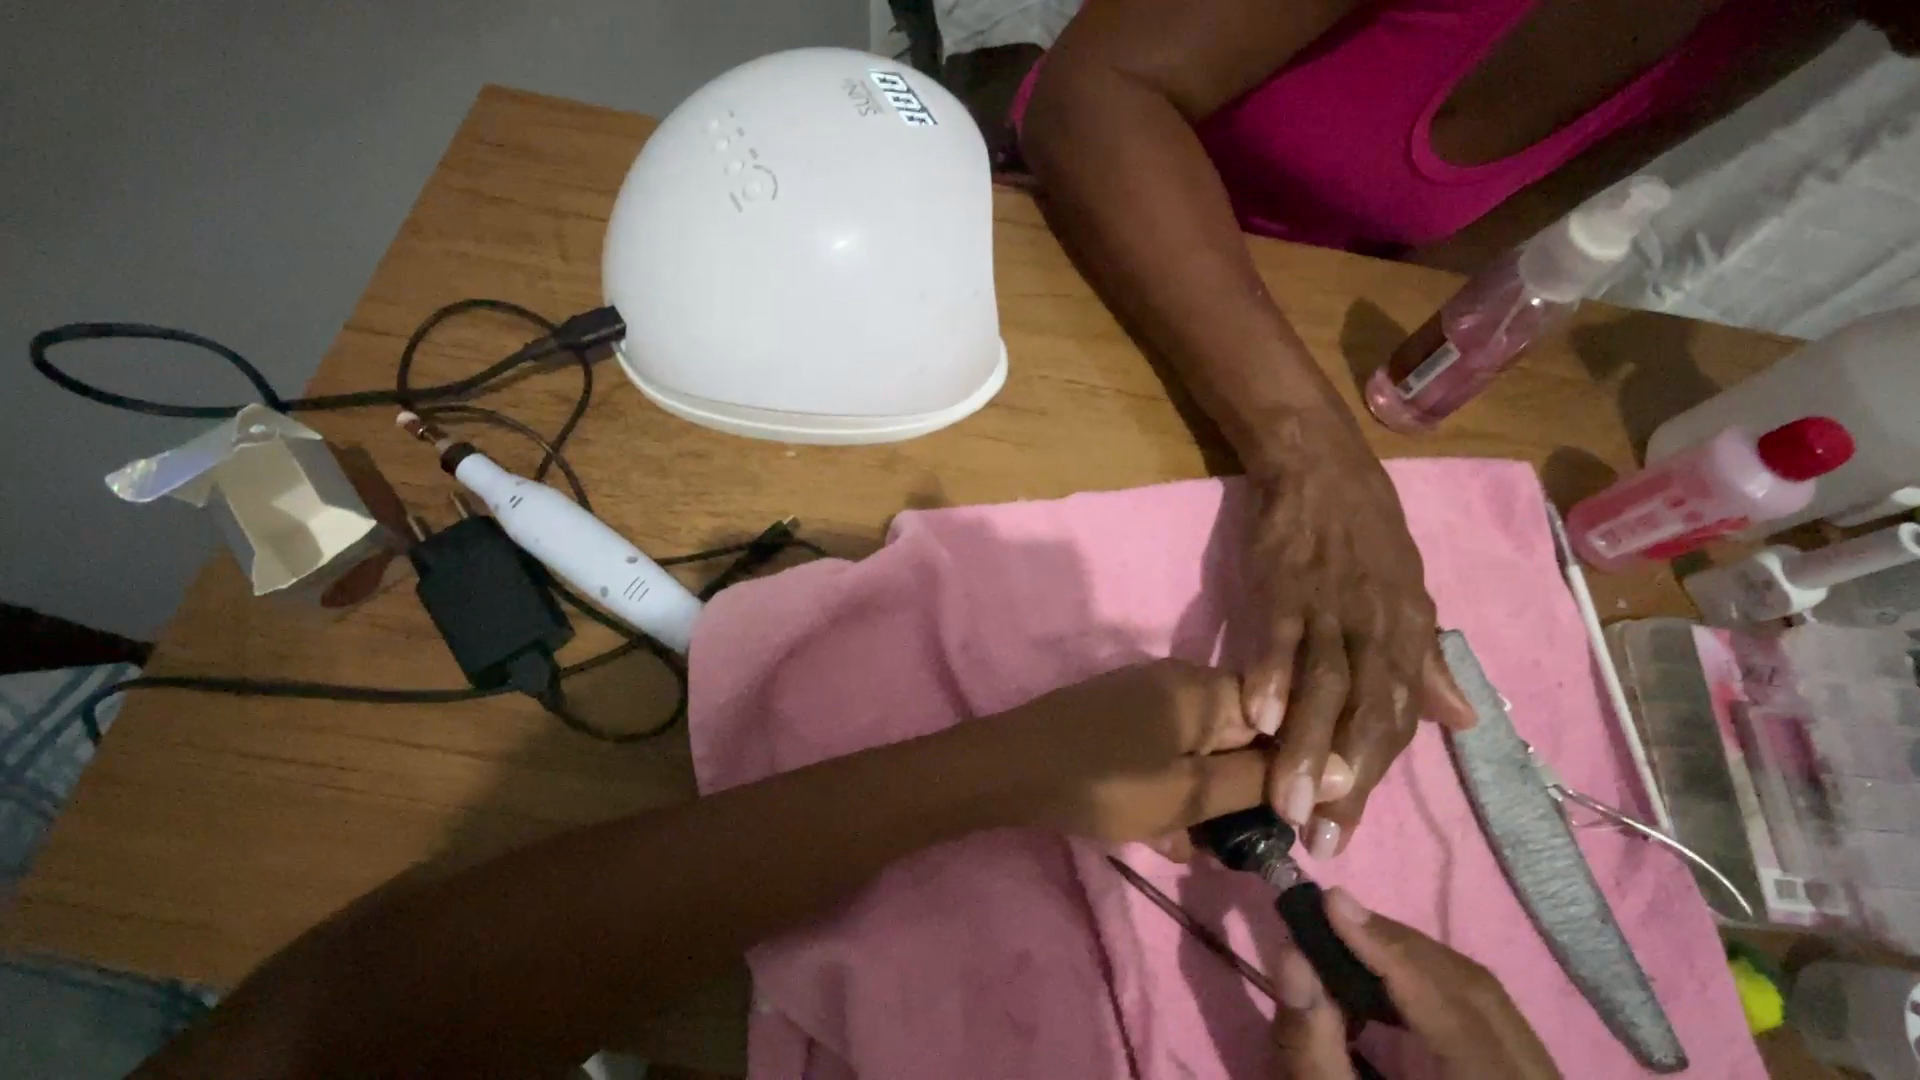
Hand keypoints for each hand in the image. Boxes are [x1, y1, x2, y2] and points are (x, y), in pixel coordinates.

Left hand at [970, 659, 1269, 844]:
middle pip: (1239, 738)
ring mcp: (1143, 700)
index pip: (1281, 717)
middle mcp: (1179, 683)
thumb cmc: (1105, 781)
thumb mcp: (1190, 793)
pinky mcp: (1117, 722)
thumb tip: (1339, 768)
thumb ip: (1261, 782)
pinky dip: (1169, 792)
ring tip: (1193, 847)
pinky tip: (1159, 836)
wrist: (1006, 770)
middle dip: (1243, 794)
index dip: (1293, 771)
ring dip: (1203, 802)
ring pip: (1199, 753)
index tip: (1292, 820)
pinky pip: (1164, 756)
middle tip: (1238, 844)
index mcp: (1205, 689)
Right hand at [1239, 409, 1475, 857]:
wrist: (1321, 469)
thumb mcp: (1409, 596)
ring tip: (1286, 802)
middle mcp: (1378, 629)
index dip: (1373, 777)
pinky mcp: (1286, 584)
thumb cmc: (1363, 537)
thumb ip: (1426, 662)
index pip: (1397, 719)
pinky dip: (1270, 676)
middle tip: (1320, 837)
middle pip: (1365, 714)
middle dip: (1345, 780)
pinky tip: (1256, 719)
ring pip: (1324, 686)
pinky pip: (1281, 636)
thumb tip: (1462, 721)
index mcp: (1408, 635)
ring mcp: (1331, 606)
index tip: (1345, 830)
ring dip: (1307, 746)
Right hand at [1271, 888, 1558, 1079]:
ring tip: (1349, 946)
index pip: (1450, 1009)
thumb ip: (1310, 1045)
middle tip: (1332, 918)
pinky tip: (1384, 990)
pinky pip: (1488, 1019)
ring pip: (1485, 999)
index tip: (1330, 900)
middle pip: (1475, 993)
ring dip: (1413, 963)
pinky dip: (1431, 991)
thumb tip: (1290, 954)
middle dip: (1398, 945)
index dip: (1387, 948)